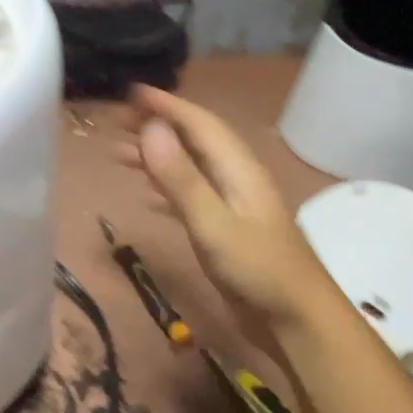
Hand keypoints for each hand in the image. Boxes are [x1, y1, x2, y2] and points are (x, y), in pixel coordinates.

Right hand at [123, 85, 333, 323]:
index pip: (199, 125)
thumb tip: (149, 130)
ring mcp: (233, 206)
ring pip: (190, 168)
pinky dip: (166, 187)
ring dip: (157, 157)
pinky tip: (146, 194)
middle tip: (116, 122)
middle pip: (194, 141)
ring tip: (119, 155)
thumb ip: (181, 179)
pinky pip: (190, 195)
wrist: (296, 319)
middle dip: (157, 127)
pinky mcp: (227, 231)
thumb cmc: (258, 272)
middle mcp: (236, 180)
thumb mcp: (213, 225)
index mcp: (238, 170)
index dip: (165, 106)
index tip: (130, 93)